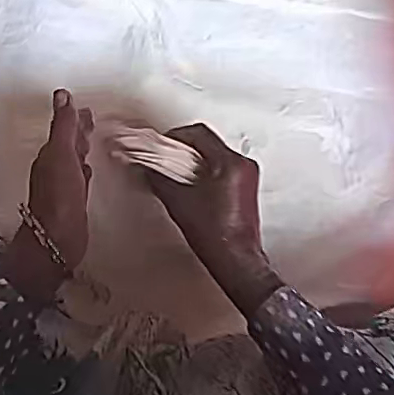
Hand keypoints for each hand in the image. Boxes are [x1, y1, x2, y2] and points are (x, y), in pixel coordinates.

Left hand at [6, 89, 93, 297]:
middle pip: (67, 142)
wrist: (57, 238)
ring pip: (73, 159)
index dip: (72, 117)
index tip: (81, 105)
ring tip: (90, 137)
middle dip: (77, 129)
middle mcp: (55, 167)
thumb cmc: (59, 196)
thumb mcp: (62, 154)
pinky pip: (79, 177)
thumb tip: (62, 96)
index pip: (63, 129)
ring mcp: (63, 185)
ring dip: (81, 147)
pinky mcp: (73, 200)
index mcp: (51, 154)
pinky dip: (83, 168)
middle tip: (89, 117)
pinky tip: (87, 169)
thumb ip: (63, 126)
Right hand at [144, 124, 281, 312]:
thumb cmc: (216, 236)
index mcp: (229, 164)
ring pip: (215, 154)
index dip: (175, 136)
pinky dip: (204, 170)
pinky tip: (190, 183)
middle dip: (183, 147)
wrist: (236, 260)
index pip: (199, 134)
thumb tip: (146, 168)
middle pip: (208, 142)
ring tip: (175, 170)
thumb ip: (159, 179)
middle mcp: (243, 165)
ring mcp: (247, 176)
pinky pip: (223, 167)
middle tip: (165, 155)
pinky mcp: (246, 187)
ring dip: (194, 159)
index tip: (161, 144)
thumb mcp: (178, 202)